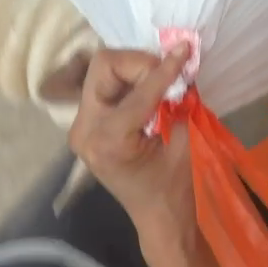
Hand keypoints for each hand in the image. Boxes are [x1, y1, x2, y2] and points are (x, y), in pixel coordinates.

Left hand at [68, 46, 195, 247]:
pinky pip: (107, 82)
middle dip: (141, 62)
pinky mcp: (88, 121)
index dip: (164, 69)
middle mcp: (85, 129)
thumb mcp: (185, 139)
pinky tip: (151, 87)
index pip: (137, 89)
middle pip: (105, 66)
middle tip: (167, 72)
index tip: (185, 49)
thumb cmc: (176, 186)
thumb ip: (182, 97)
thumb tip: (184, 58)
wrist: (159, 217)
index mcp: (107, 140)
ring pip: (104, 68)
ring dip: (136, 67)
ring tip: (161, 80)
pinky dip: (132, 76)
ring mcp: (82, 125)